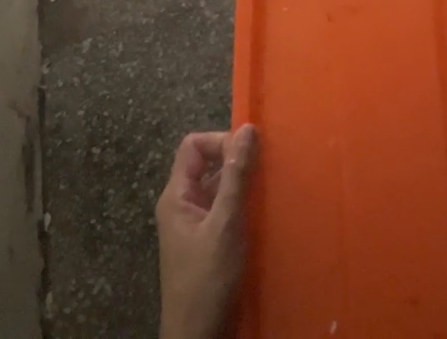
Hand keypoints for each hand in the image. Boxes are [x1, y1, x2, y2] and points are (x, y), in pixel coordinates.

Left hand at [156, 125, 256, 338]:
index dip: (221, 142)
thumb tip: (247, 129)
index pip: (193, 146)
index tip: (249, 154)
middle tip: (266, 170)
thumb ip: (236, 176)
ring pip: (219, 188)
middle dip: (236, 162)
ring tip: (270, 190)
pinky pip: (225, 211)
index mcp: (176, 196)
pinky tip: (264, 215)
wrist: (199, 338)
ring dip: (243, 186)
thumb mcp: (225, 224)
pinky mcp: (208, 244)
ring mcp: (194, 226)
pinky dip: (244, 207)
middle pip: (207, 164)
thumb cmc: (207, 280)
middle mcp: (182, 205)